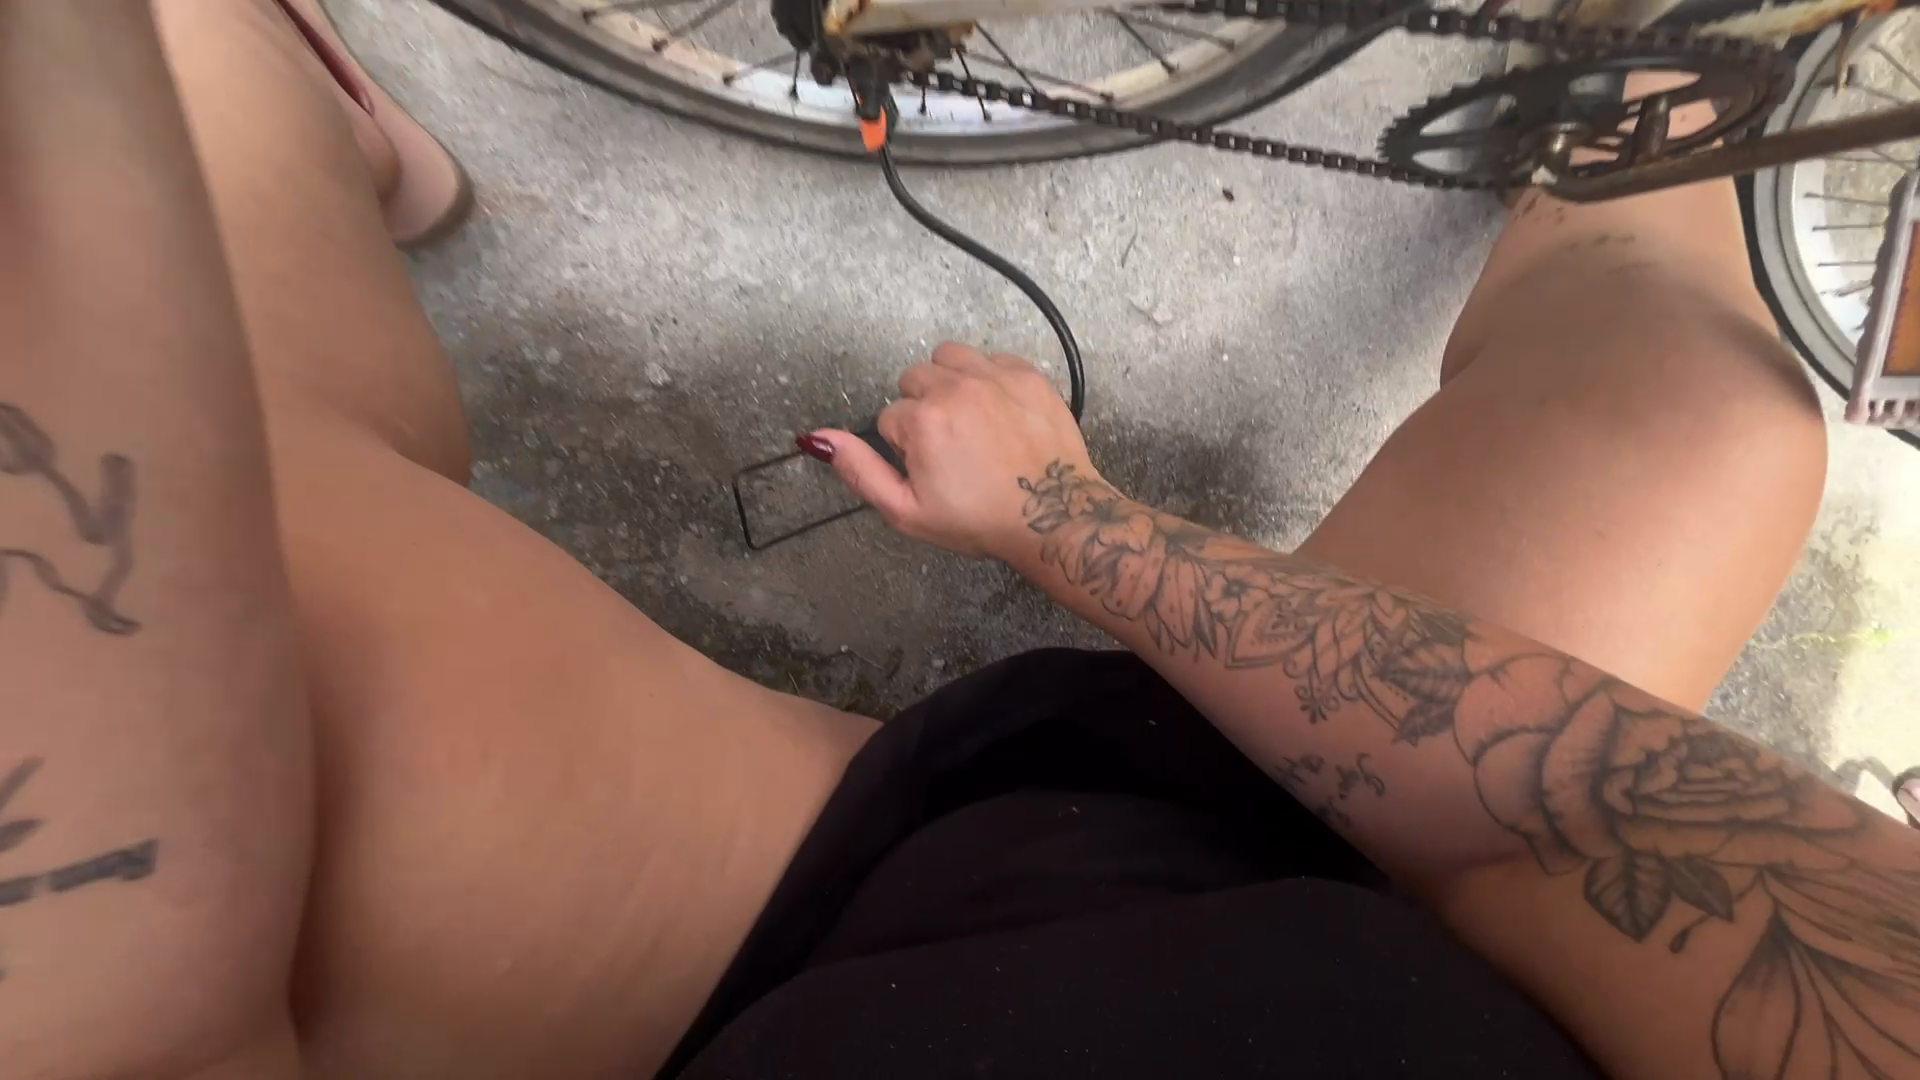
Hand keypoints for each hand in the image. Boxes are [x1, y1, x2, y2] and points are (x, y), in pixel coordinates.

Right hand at [805, 342, 1096, 558]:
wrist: (1054, 516)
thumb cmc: (979, 520)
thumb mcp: (907, 511)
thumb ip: (859, 470)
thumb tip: (816, 437)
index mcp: (922, 421)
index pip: (889, 417)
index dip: (905, 448)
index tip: (932, 470)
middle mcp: (956, 387)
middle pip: (914, 380)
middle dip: (923, 409)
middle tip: (949, 446)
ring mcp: (995, 376)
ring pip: (948, 357)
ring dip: (949, 382)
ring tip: (968, 419)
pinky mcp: (1028, 375)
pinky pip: (991, 357)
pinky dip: (988, 378)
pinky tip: (998, 412)